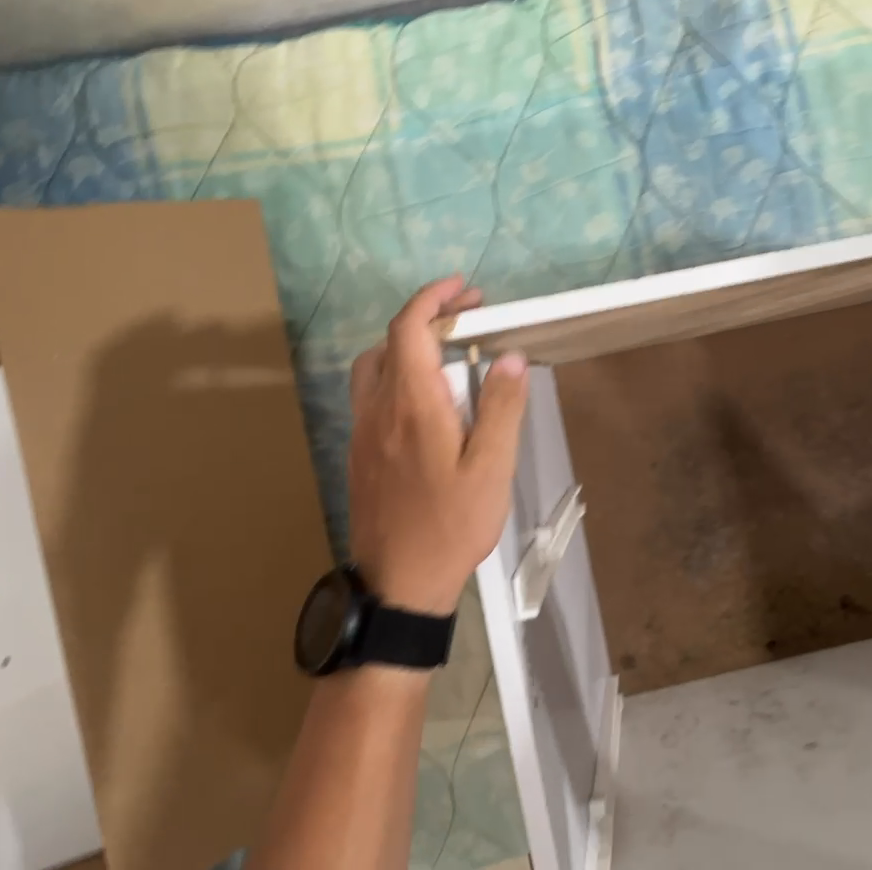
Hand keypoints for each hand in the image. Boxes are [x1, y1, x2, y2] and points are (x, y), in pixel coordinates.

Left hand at [345, 276, 528, 616]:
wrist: (399, 583)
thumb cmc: (451, 524)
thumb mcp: (491, 468)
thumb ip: (502, 408)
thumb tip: (510, 356)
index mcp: (412, 405)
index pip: (409, 330)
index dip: (433, 299)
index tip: (463, 288)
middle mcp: (378, 409)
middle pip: (389, 342)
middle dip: (427, 318)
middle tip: (468, 318)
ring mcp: (363, 431)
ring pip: (374, 367)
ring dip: (406, 345)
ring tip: (447, 352)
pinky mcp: (360, 453)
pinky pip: (371, 394)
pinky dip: (397, 374)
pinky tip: (427, 399)